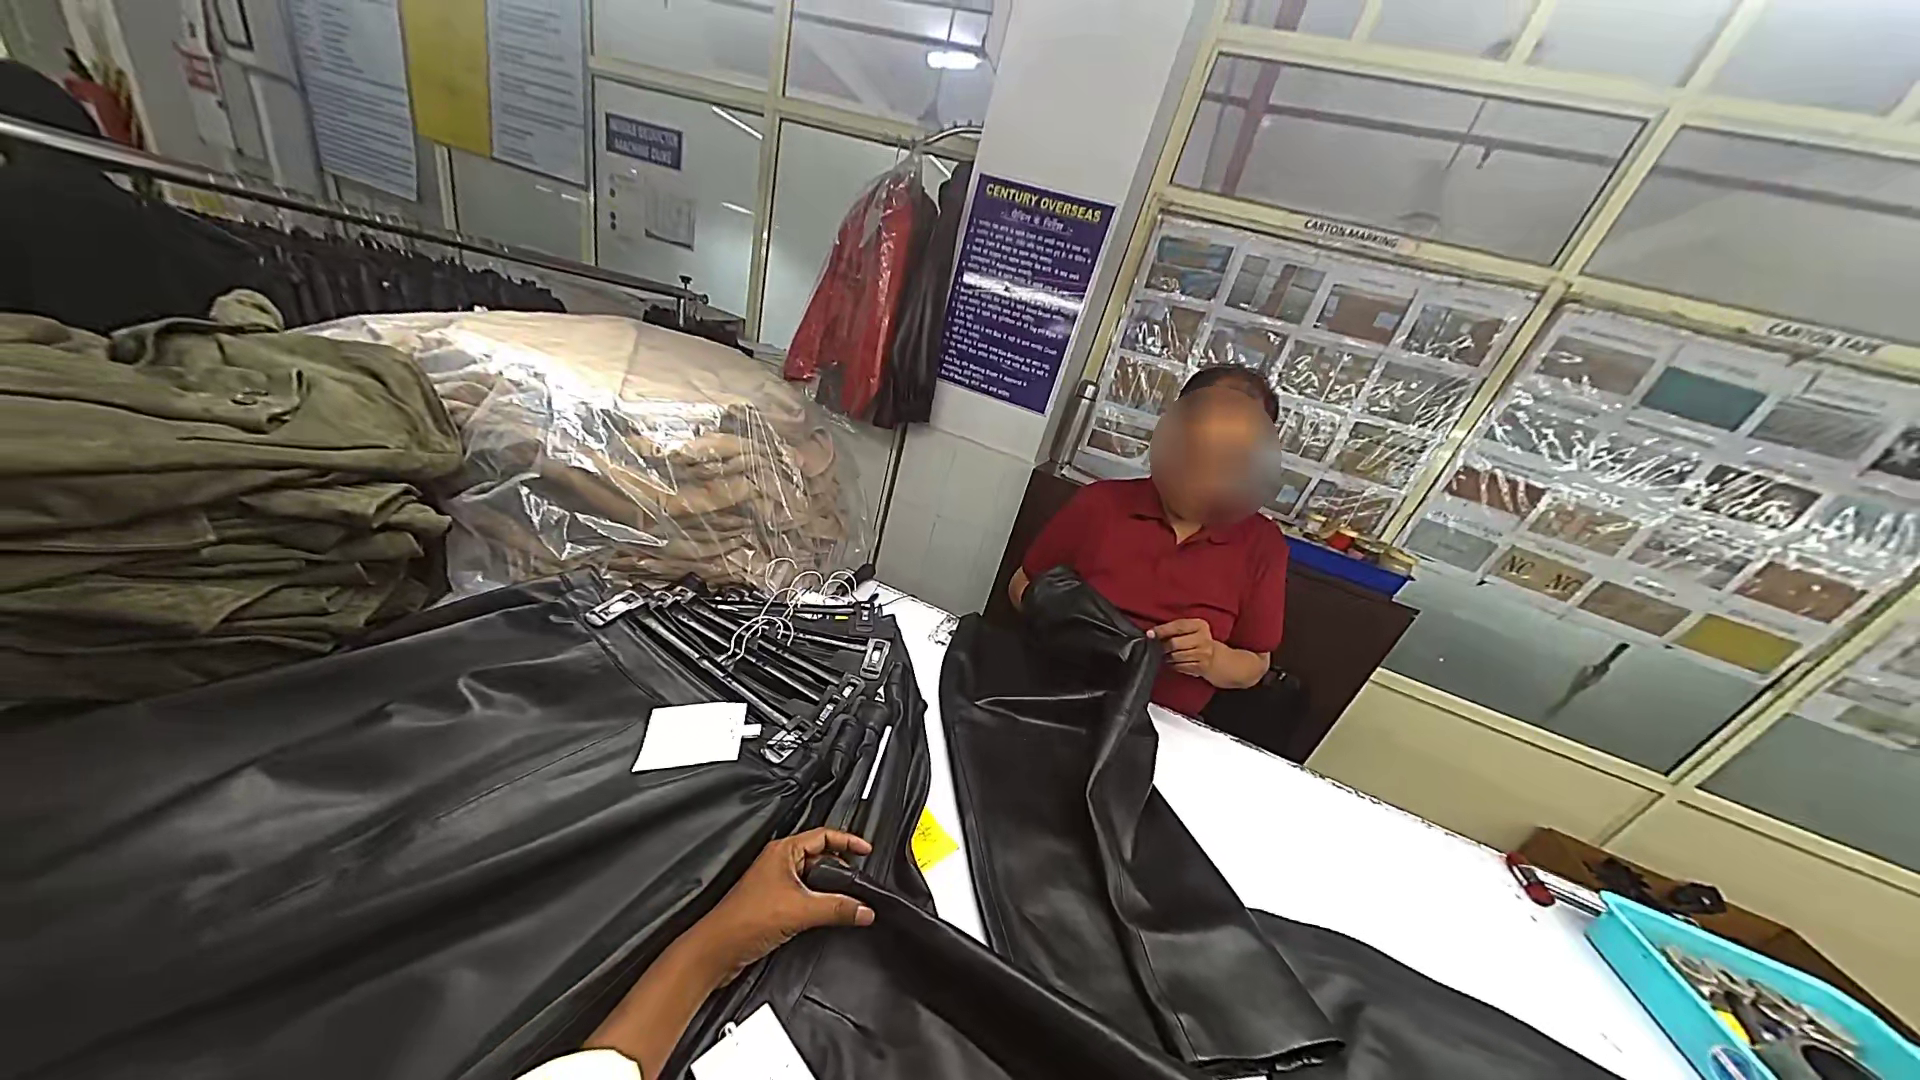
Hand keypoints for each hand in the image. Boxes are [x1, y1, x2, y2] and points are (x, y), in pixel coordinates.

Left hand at [685, 827, 874, 982]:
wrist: (715, 952)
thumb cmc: (742, 921)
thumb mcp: (800, 910)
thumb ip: (837, 908)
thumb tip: (863, 908)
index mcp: (784, 850)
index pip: (824, 835)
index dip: (848, 840)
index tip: (866, 848)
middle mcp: (779, 861)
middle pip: (820, 855)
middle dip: (841, 866)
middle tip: (857, 878)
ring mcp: (775, 881)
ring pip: (812, 876)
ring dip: (829, 886)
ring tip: (844, 898)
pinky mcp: (773, 902)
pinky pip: (804, 894)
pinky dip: (818, 900)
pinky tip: (824, 913)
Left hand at [1147, 618, 1217, 679]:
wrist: (1222, 661)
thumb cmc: (1200, 642)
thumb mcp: (1193, 630)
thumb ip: (1176, 629)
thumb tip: (1152, 633)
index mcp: (1200, 625)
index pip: (1178, 626)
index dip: (1162, 630)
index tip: (1150, 634)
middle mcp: (1203, 639)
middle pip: (1174, 643)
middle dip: (1162, 646)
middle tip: (1157, 647)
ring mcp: (1203, 655)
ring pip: (1175, 656)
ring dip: (1166, 657)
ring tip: (1165, 655)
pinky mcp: (1201, 668)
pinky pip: (1179, 666)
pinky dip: (1173, 665)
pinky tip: (1173, 662)